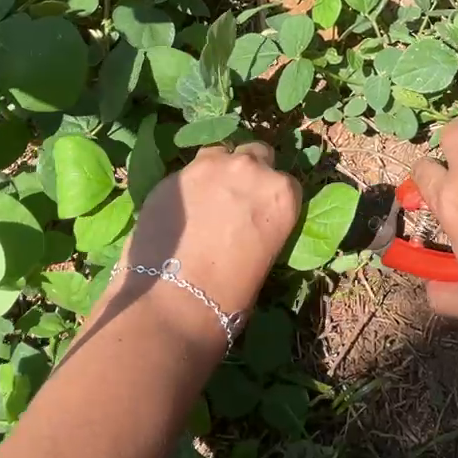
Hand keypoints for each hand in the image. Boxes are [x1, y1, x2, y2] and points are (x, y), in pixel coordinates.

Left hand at [113, 143, 301, 339]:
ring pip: (219, 155)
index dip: (271, 196)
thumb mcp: (266, 256)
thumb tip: (250, 220)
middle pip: (256, 154)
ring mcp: (208, 166)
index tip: (261, 212)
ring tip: (206, 202)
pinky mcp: (174, 174)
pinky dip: (188, 187)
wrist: (172, 303)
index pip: (286, 181)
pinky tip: (180, 213)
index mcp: (281, 194)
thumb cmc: (228, 297)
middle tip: (235, 201)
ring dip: (217, 172)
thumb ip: (264, 222)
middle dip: (248, 172)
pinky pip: (187, 172)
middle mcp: (249, 169)